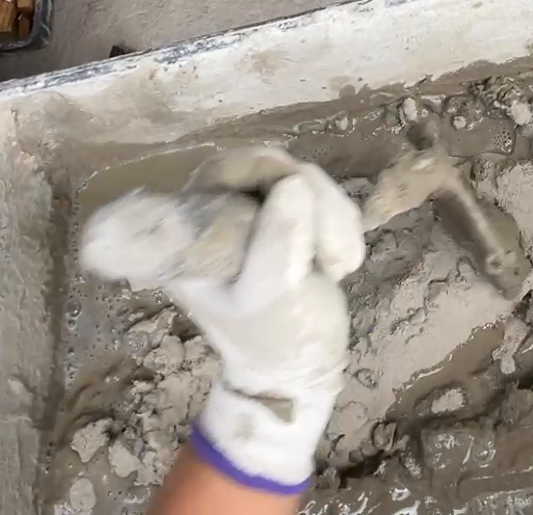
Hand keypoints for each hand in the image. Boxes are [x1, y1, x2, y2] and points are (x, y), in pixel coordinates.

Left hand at [82, 146, 363, 493]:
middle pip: (273, 164)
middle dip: (312, 203)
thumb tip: (292, 184)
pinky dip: (341, 224)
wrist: (302, 367)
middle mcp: (219, 210)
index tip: (294, 202)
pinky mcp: (290, 215)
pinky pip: (324, 195)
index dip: (263, 170)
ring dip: (333, 220)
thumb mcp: (271, 297)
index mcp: (191, 229)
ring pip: (306, 179)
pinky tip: (341, 263)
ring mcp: (257, 211)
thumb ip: (276, 244)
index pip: (225, 168)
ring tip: (336, 267)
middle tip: (327, 253)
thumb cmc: (275, 338)